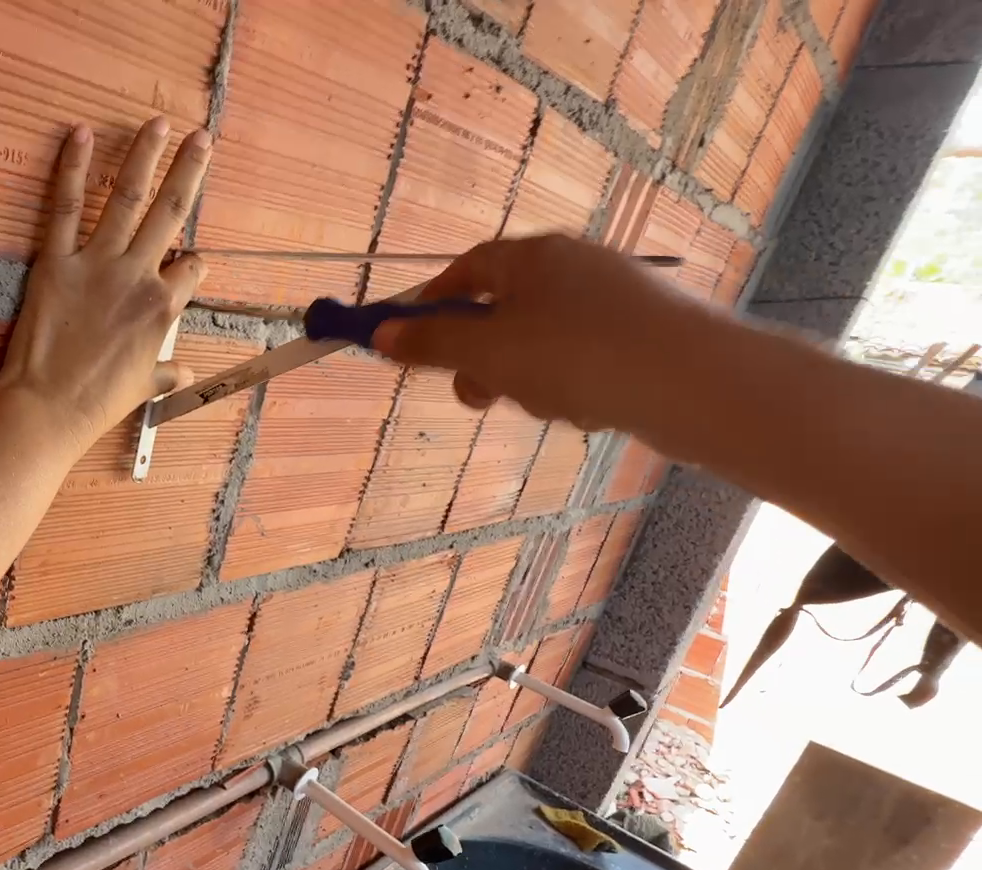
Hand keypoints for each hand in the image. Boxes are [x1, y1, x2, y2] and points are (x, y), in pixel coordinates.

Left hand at [0, 116, 213, 451]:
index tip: (191, 263)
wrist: (49, 406)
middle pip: (171, 214)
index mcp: (162, 308)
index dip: (193, 265)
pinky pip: (66, 208)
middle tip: (202, 138)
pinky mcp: (56, 262)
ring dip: (146, 155)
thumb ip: (165, 373)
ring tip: (158, 124)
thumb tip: (185, 373)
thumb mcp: (142, 389)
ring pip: (128, 198)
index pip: (191, 270)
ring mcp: (97, 264)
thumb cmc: (97, 402)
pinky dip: (73, 169)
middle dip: (190, 172)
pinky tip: (82, 134)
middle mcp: (138, 276)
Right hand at [371, 235, 731, 431]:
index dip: (429, 304)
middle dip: (477, 356)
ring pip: (533, 341)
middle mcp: (572, 267)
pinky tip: (583, 405)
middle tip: (477, 393)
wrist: (697, 385)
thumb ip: (428, 343)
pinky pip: (575, 357)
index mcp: (533, 258)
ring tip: (544, 402)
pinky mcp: (638, 333)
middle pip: (497, 310)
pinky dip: (564, 382)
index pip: (464, 269)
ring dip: (520, 376)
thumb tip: (379, 333)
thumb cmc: (575, 356)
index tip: (409, 342)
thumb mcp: (485, 352)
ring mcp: (610, 299)